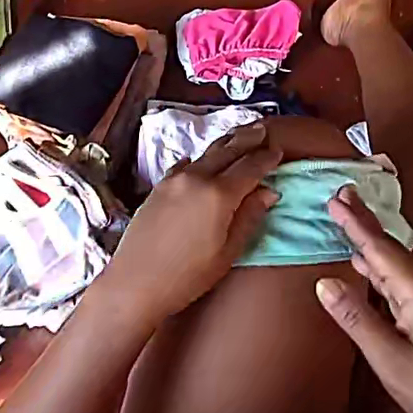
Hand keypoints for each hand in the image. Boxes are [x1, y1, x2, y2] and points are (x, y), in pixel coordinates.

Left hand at [90, 122, 282, 323]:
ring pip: (204, 154)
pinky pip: (183, 165)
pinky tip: (198, 160)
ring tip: (238, 136)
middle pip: (227, 151)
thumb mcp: (228, 252)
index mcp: (218, 194)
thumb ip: (249, 217)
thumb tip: (268, 192)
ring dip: (224, 144)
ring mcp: (173, 181)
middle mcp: (196, 178)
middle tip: (262, 129)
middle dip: (247, 139)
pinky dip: (197, 159)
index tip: (278, 151)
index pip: (250, 167)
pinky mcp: (157, 188)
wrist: (134, 284)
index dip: (266, 158)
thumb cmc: (187, 276)